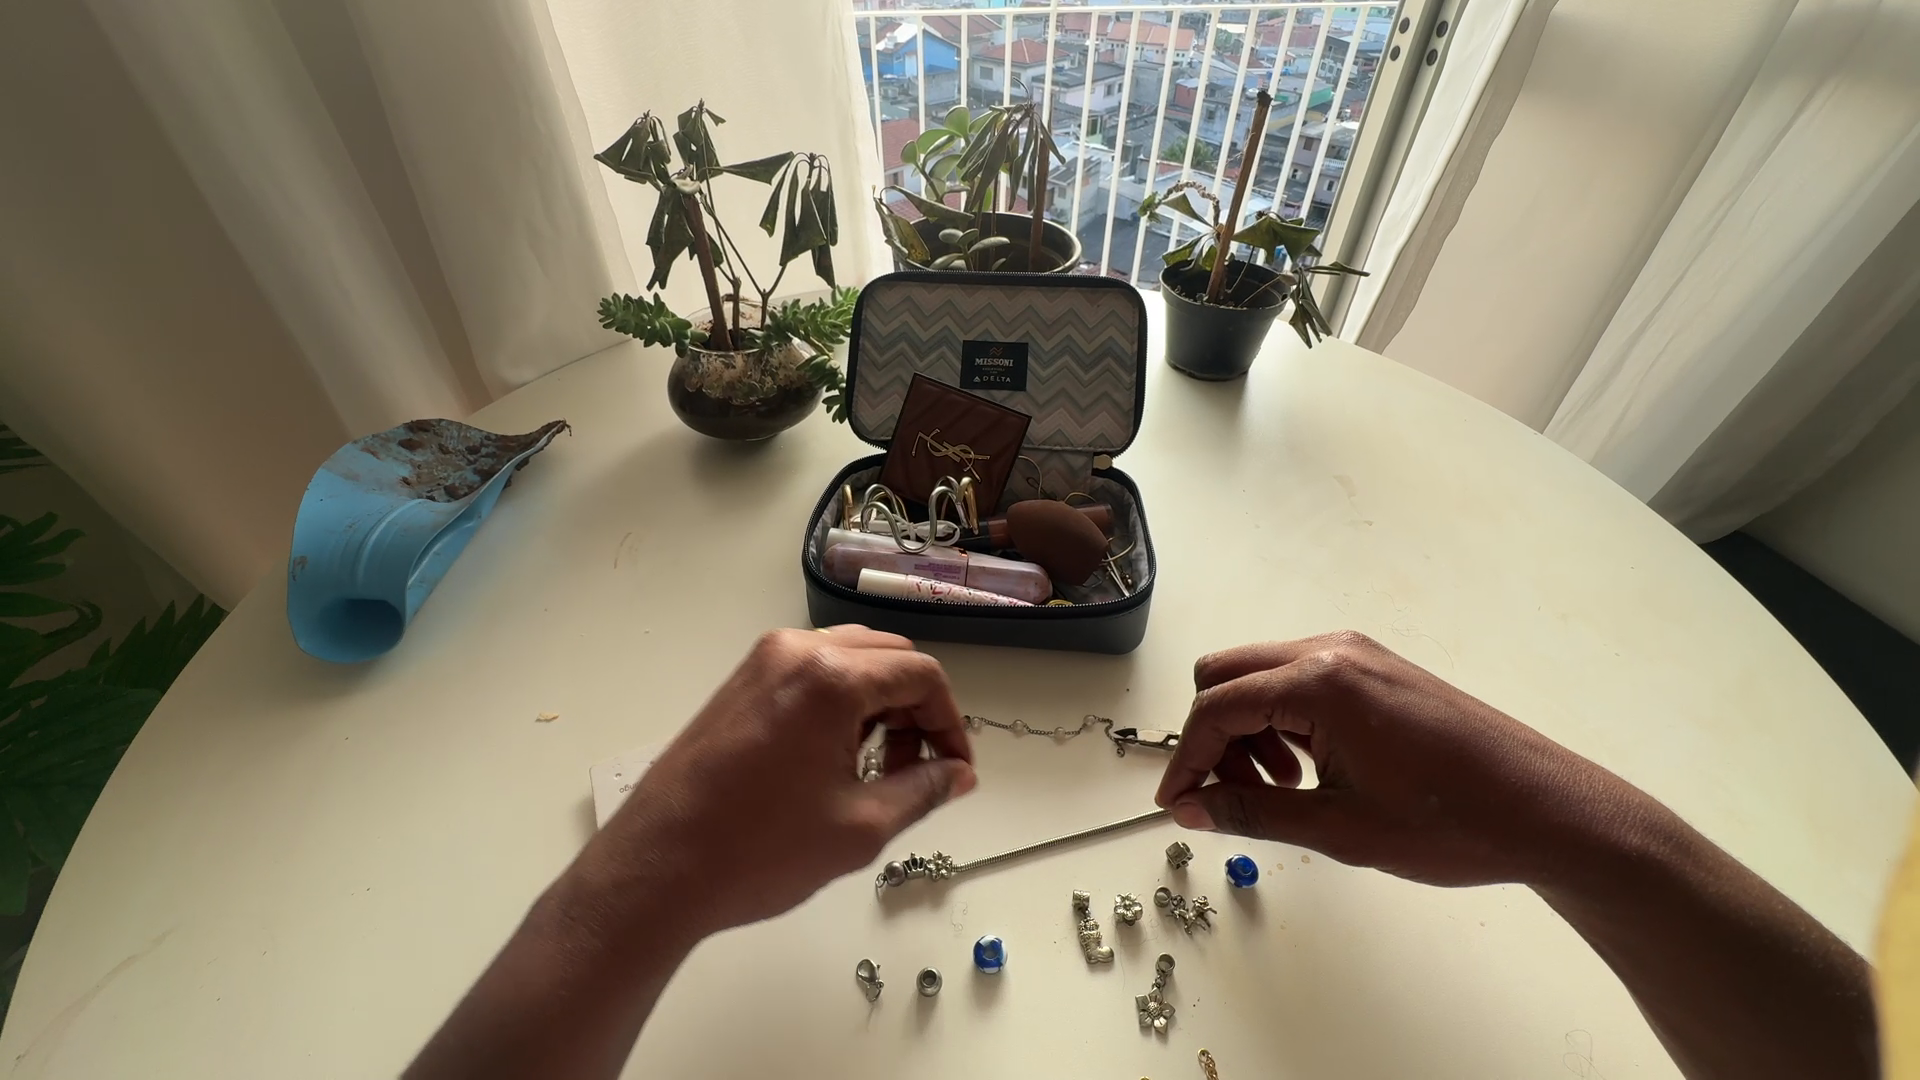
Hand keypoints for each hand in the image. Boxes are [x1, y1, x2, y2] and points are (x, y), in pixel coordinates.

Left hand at [588, 626, 974, 936]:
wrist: (654, 869)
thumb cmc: (761, 850)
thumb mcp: (861, 825)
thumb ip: (924, 789)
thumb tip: (961, 774)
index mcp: (832, 676)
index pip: (921, 675)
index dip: (950, 721)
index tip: (955, 769)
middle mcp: (798, 648)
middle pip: (888, 658)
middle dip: (916, 709)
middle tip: (918, 768)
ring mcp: (764, 659)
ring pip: (852, 659)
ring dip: (880, 702)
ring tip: (876, 765)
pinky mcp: (743, 678)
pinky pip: (814, 670)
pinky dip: (842, 700)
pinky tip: (835, 752)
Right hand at [1155, 631, 1643, 887]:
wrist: (1556, 813)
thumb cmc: (1452, 825)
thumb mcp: (1340, 829)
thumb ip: (1251, 813)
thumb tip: (1186, 811)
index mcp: (1319, 681)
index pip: (1217, 707)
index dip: (1187, 757)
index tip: (1175, 802)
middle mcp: (1329, 650)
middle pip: (1225, 674)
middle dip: (1213, 735)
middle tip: (1231, 793)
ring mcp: (1353, 652)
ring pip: (1258, 675)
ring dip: (1247, 728)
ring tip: (1279, 788)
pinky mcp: (1372, 665)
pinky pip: (1295, 679)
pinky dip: (1280, 719)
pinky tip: (1308, 767)